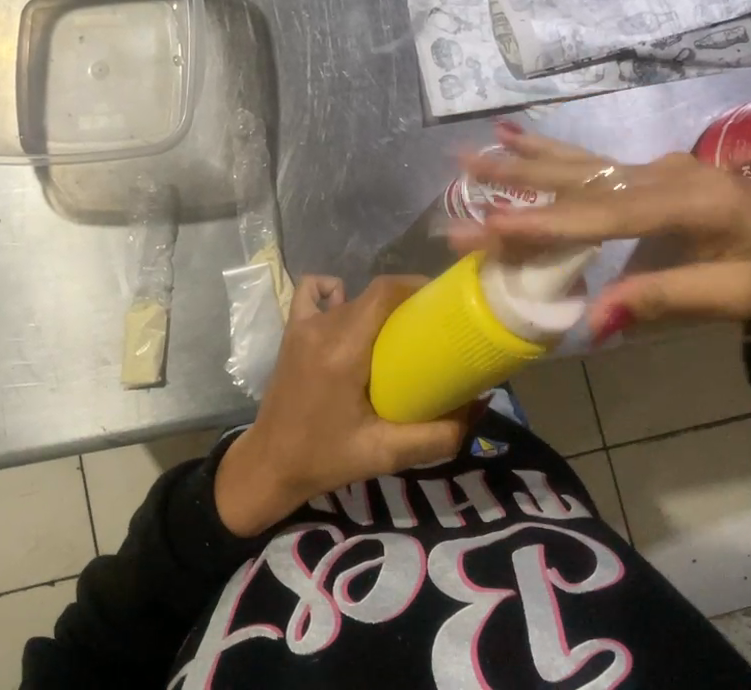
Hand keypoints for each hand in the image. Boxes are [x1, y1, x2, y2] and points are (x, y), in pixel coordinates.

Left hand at [213, 275, 470, 536]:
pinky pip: (311, 293)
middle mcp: (321, 328)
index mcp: (344, 351)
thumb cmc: (327, 458)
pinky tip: (348, 311)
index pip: (383, 293)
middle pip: (371, 295)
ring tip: (396, 330)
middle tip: (431, 325)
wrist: (270, 464)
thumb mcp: (386, 454)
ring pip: (349, 297)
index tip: (443, 300)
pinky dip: (333, 293)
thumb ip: (438, 435)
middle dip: (404, 302)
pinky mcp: (290, 331)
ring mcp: (301, 326)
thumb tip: (480, 405)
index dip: (415, 286)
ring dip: (376, 306)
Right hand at [452, 124, 750, 344]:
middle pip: (579, 178)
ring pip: (580, 163)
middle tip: (460, 177)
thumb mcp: (735, 298)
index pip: (601, 215)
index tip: (488, 224)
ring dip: (523, 159)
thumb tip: (593, 320)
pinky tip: (517, 133)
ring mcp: (659, 168)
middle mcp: (667, 174)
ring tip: (473, 149)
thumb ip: (663, 299)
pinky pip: (593, 163)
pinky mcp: (653, 174)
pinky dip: (550, 151)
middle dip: (516, 181)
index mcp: (692, 202)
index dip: (542, 222)